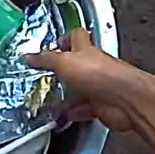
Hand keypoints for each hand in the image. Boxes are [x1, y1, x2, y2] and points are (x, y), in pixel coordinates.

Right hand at [25, 27, 154, 131]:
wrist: (124, 99)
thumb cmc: (101, 75)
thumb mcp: (64, 62)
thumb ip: (46, 59)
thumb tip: (29, 55)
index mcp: (87, 50)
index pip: (77, 37)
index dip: (67, 38)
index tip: (55, 42)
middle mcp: (95, 67)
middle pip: (78, 65)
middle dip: (63, 71)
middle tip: (48, 75)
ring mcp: (100, 86)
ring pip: (80, 89)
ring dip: (67, 95)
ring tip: (51, 100)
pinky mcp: (102, 106)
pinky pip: (85, 109)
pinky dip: (74, 113)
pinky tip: (64, 116)